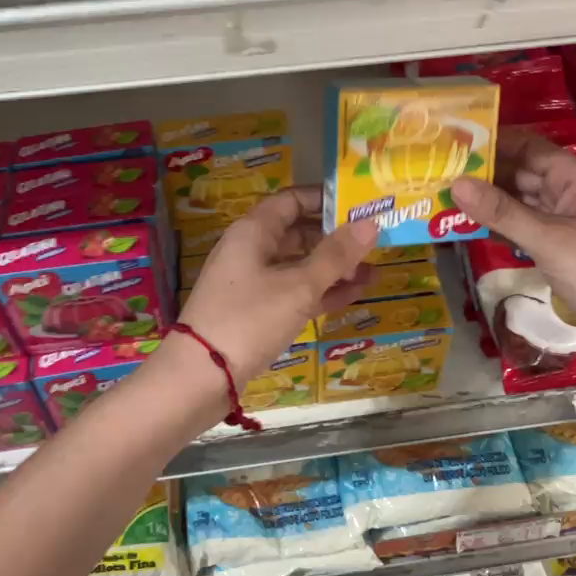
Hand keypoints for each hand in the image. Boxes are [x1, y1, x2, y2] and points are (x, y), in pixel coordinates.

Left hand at [176, 187, 377, 380]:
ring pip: (299, 265)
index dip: (324, 199)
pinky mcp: (256, 312)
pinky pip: (294, 292)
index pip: (291, 200)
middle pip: (297, 233)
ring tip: (373, 271)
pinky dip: (321, 291)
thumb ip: (336, 255)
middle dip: (335, 237)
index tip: (358, 204)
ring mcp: (253, 283)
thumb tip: (370, 222)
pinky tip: (354, 294)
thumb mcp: (299, 286)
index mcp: (254, 231)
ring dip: (333, 268)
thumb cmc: (249, 319)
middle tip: (375, 241)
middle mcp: (251, 250)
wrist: (199, 377)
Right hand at [451, 130, 575, 364]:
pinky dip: (499, 227)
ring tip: (443, 196)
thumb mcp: (550, 241)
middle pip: (521, 173)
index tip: (453, 141)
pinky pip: (523, 229)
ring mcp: (565, 224)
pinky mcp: (560, 251)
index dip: (495, 140)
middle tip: (437, 171)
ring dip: (488, 201)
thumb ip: (502, 213)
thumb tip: (456, 183)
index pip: (530, 147)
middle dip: (484, 172)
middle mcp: (570, 195)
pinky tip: (467, 228)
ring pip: (520, 203)